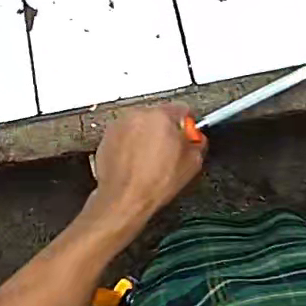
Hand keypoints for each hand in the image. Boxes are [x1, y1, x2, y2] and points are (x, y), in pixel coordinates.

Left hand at [85, 104, 205, 224]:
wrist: (124, 196)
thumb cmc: (152, 183)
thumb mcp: (191, 164)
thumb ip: (197, 144)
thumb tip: (197, 139)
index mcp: (161, 116)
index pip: (181, 108)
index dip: (188, 123)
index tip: (188, 132)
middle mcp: (138, 114)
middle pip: (159, 115)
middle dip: (166, 129)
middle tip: (170, 150)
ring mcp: (121, 123)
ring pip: (141, 124)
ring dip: (147, 135)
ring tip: (150, 159)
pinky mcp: (108, 134)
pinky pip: (126, 133)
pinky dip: (131, 142)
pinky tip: (136, 161)